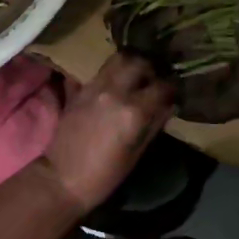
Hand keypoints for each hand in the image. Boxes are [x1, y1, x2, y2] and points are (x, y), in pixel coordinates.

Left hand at [37, 53, 175, 213]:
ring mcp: (92, 88)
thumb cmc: (105, 174)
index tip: (174, 91)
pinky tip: (110, 85)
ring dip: (127, 65)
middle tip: (152, 78)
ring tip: (133, 77)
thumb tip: (168, 105)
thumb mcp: (137, 153)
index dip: (172, 87)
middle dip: (149, 67)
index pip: (161, 87)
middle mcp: (113, 92)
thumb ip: (154, 124)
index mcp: (133, 111)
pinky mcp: (76, 90)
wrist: (64, 177)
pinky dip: (105, 74)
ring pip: (114, 60)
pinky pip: (93, 73)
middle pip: (136, 62)